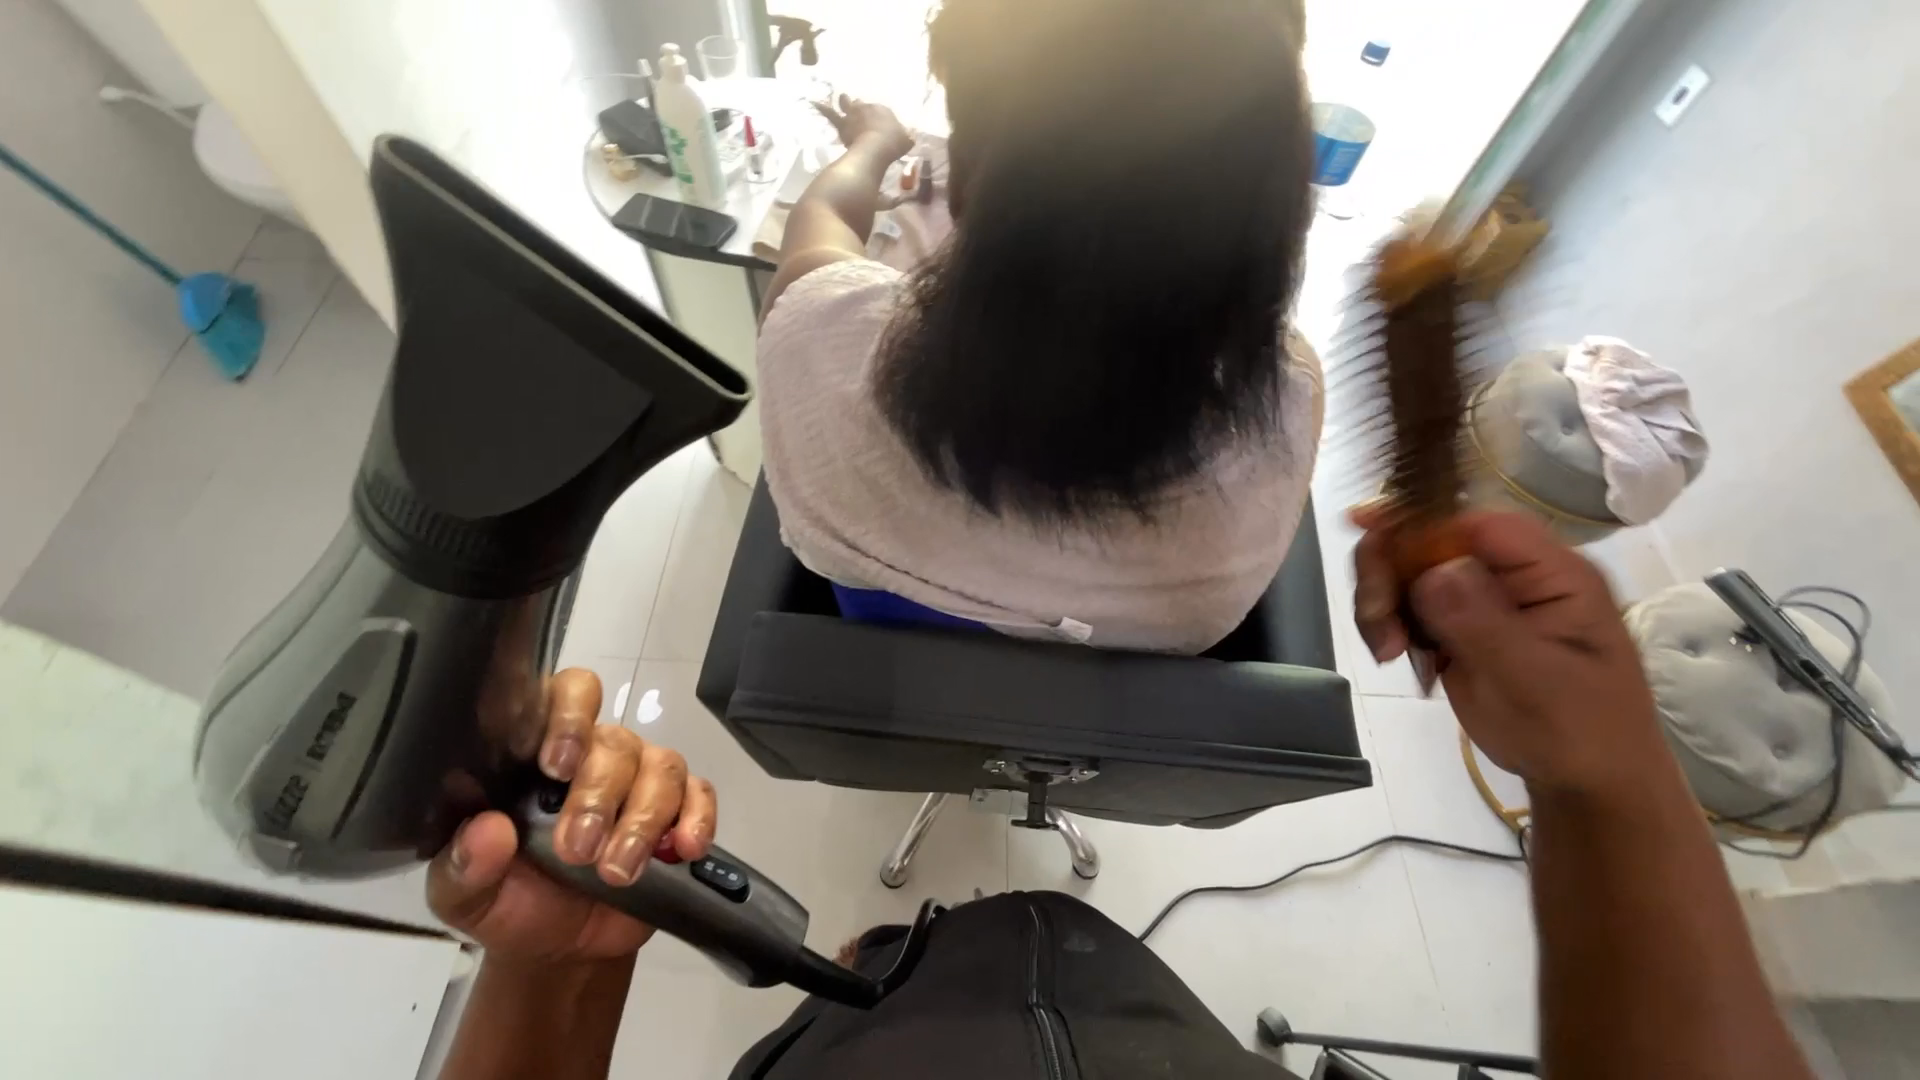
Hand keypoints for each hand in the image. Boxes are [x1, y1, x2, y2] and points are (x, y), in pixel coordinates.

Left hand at [426, 669, 717, 963]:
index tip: (559, 765)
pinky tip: (685, 848)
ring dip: (644, 819)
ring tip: (619, 871)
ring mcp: (644, 778)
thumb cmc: (511, 903)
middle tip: (578, 851)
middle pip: (617, 742)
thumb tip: (487, 830)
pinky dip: (698, 818)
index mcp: (542, 754)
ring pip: (663, 766)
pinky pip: (700, 794)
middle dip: (601, 796)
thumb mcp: (465, 896)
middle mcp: (599, 754)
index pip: (567, 696)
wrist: (562, 949)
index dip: (570, 716)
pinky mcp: (682, 807)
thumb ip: (463, 866)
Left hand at [812, 94, 912, 159]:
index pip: (879, 110)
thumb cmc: (893, 145)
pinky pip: (830, 114)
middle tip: (857, 104)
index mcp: (883, 110)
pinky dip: (822, 108)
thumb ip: (907, 137)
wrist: (876, 148)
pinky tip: (813, 102)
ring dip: (844, 101)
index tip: (876, 121)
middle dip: (860, 105)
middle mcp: (867, 107)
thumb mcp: (906, 141)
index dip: (877, 116)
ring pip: (847, 103)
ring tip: (841, 97)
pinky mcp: (842, 124)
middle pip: (862, 104)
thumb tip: (911, 136)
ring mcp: (853, 114)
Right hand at [1351, 507, 1667, 796]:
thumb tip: (1433, 571)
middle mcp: (1510, 576)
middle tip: (1378, 623)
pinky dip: (1383, 623)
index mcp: (1551, 575)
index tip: (1364, 526)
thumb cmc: (1576, 732)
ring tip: (1388, 651)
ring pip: (1405, 572)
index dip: (1421, 520)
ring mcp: (1479, 598)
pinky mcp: (1451, 623)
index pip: (1478, 525)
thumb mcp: (1534, 680)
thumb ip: (1484, 623)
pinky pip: (1401, 603)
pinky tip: (1392, 654)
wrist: (1582, 779)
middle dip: (1389, 575)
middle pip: (1428, 542)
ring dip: (1380, 605)